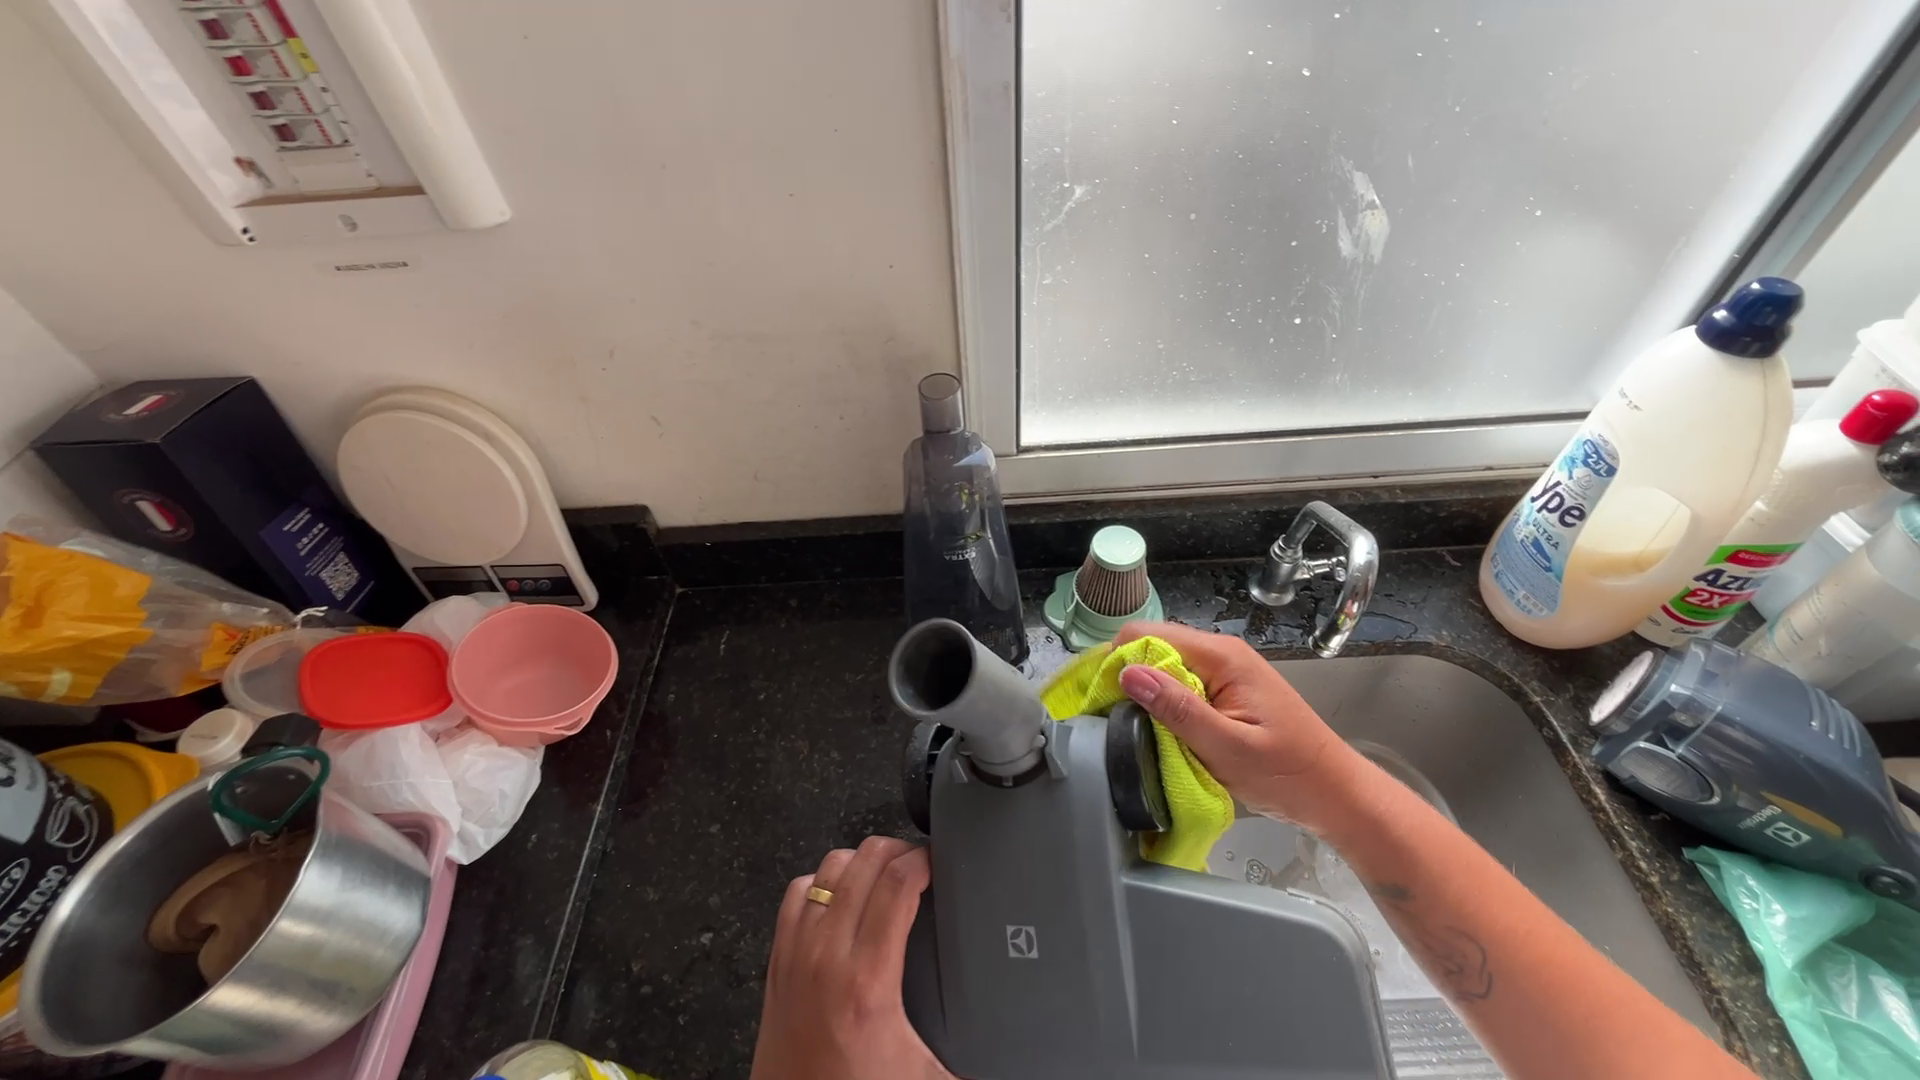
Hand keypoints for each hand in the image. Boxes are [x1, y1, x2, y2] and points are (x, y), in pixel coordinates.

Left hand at [751, 837, 953, 1079]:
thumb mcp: (924, 1075)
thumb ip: (970, 1060)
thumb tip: (1009, 1053)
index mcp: (868, 980)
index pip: (896, 885)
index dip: (922, 860)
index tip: (939, 862)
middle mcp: (828, 954)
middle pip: (864, 862)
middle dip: (898, 851)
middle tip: (918, 865)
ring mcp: (798, 950)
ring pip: (829, 867)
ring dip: (860, 861)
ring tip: (884, 874)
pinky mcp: (778, 956)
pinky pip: (797, 890)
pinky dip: (822, 881)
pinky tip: (841, 895)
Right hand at [1115, 621, 1356, 828]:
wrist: (1334, 794)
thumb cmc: (1287, 774)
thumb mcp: (1227, 746)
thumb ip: (1177, 708)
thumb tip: (1128, 673)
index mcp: (1221, 657)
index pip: (1147, 634)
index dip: (1118, 663)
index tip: (1101, 700)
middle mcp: (1220, 654)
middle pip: (1152, 648)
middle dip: (1127, 680)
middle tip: (1111, 720)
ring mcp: (1223, 672)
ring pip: (1163, 668)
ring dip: (1145, 696)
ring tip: (1133, 730)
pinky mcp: (1224, 691)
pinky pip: (1179, 686)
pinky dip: (1163, 706)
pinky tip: (1159, 732)